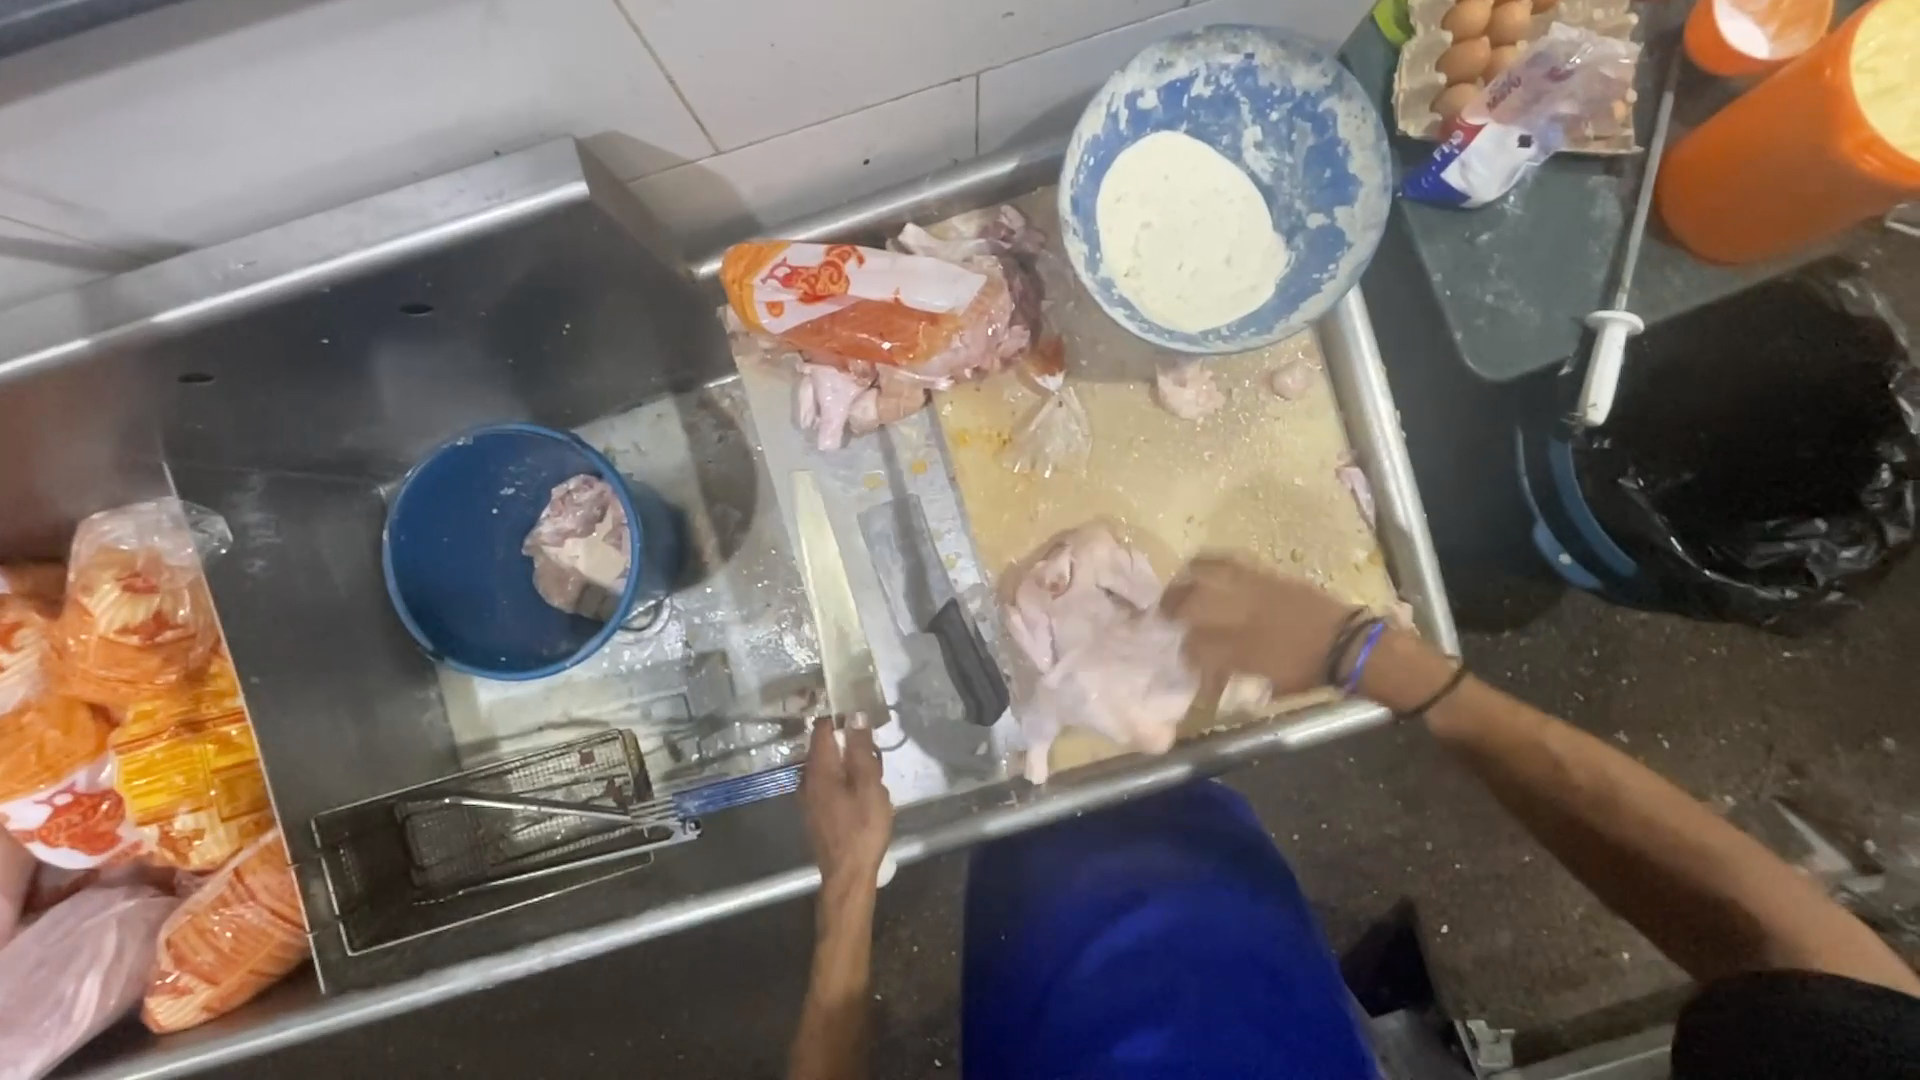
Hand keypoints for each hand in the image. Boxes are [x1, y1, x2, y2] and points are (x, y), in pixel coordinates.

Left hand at [800, 716, 893, 899]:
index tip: (865, 720)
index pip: (822, 728)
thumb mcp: (869, 784)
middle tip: (875, 760)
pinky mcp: (814, 813)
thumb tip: (855, 714)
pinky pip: (828, 785)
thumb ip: (861, 748)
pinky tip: (861, 798)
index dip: (842, 718)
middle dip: (850, 746)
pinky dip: (844, 782)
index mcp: (818, 768)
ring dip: (849, 766)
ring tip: (873, 782)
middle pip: (826, 748)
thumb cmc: (862, 827)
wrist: (847, 875)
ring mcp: (807, 798)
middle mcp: (806, 779)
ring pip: (829, 768)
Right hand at [1161, 555, 1357, 694]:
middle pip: (1190, 606)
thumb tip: (1207, 676)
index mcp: (1239, 650)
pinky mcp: (1263, 575)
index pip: (1194, 646)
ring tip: (1174, 589)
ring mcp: (1251, 592)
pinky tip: (1196, 566)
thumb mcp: (1267, 684)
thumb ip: (1232, 675)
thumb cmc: (1307, 670)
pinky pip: (1227, 562)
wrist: (1348, 642)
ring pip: (1204, 580)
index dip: (1183, 651)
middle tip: (1162, 617)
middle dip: (1171, 611)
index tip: (1179, 656)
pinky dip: (1206, 562)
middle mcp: (1240, 617)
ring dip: (1182, 584)